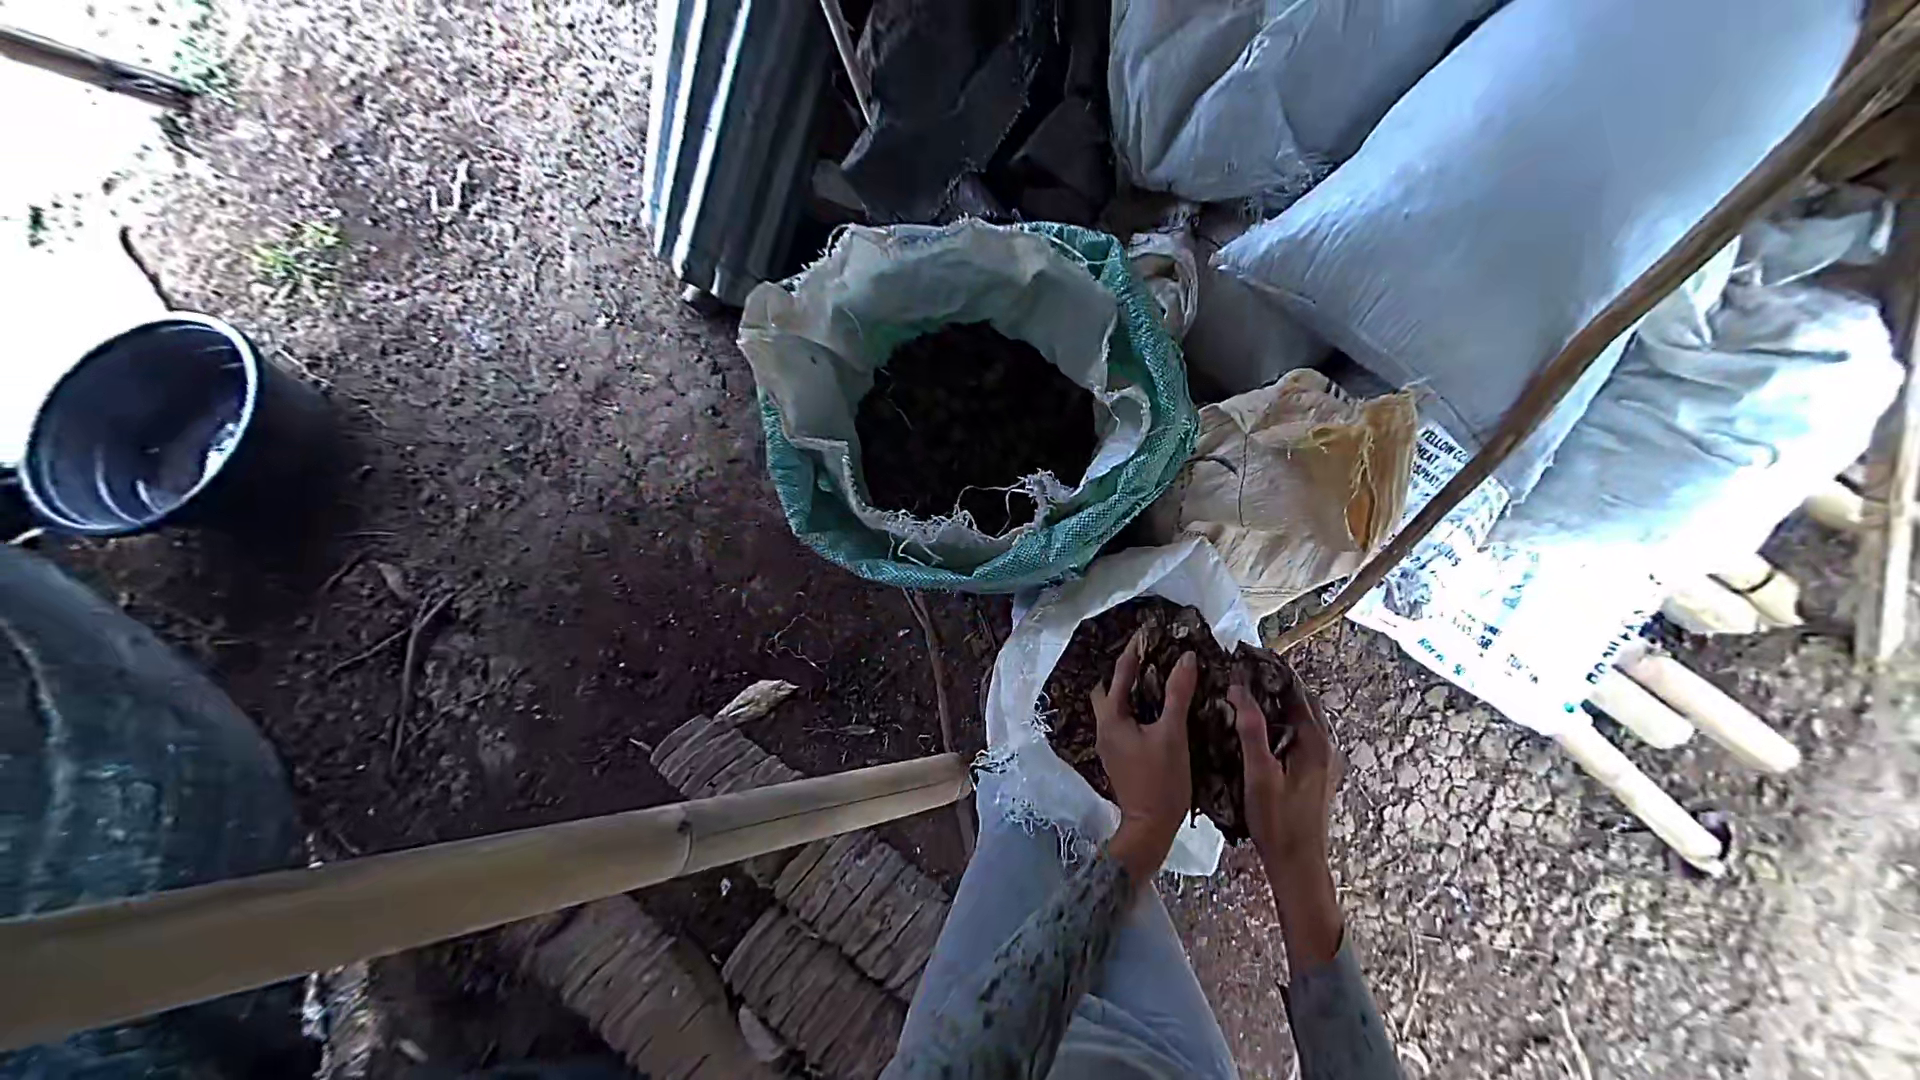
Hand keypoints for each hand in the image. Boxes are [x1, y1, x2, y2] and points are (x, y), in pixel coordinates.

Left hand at [1093, 632, 1194, 880]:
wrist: (1150, 827)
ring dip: (1131, 691)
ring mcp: (1109, 743)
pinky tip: (1155, 709)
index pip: (1120, 673)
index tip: (1147, 632)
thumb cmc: (1161, 780)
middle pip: (1108, 689)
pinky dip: (1136, 708)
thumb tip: (1186, 658)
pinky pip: (1123, 721)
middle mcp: (1103, 726)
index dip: (1133, 650)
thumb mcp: (1173, 733)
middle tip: (1149, 658)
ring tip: (1155, 680)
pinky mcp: (1119, 755)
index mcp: (1111, 717)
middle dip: (1124, 671)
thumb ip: (1178, 694)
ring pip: (1115, 706)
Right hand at [1231, 669, 1340, 869]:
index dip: (1271, 670)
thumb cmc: (1277, 820)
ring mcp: (1325, 760)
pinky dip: (1281, 720)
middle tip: (1240, 670)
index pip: (1296, 691)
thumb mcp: (1259, 773)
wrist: (1298, 864)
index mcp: (1315, 742)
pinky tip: (1257, 726)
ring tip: (1244, 691)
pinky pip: (1300, 734)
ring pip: (1301, 718)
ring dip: (1277, 701)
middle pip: (1301, 701)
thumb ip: (1251, 730)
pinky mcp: (1317, 772)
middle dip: (1273, 682)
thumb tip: (1238, 688)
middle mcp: (1326, 746)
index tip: (1244, 656)